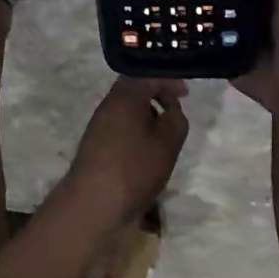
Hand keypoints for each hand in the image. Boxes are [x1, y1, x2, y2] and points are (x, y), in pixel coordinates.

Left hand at [59, 77, 188, 228]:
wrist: (92, 202)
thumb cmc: (134, 167)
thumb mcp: (168, 142)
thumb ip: (176, 119)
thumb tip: (171, 109)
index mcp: (126, 94)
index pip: (149, 75)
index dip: (170, 81)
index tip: (185, 95)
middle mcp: (109, 103)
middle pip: (135, 89)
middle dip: (157, 96)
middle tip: (174, 112)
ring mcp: (99, 123)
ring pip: (127, 108)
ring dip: (146, 114)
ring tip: (163, 135)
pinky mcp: (95, 143)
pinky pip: (120, 124)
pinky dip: (136, 129)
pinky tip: (145, 150)